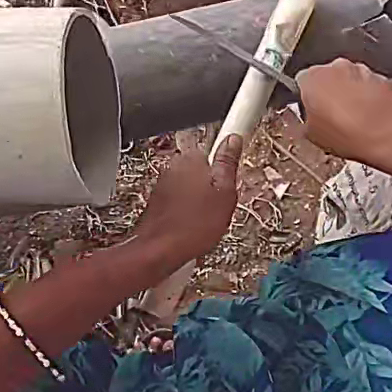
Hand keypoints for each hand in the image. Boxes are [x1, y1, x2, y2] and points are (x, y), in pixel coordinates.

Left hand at [131, 137, 242, 268]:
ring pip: (192, 186)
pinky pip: (180, 200)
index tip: (232, 177)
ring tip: (207, 220)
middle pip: (203, 170)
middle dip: (213, 186)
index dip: (227, 167)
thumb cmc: (192, 226)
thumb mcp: (225, 194)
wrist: (159, 251)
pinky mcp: (157, 200)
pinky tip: (193, 226)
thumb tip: (233, 140)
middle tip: (221, 206)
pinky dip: (187, 210)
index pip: (215, 149)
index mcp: (192, 159)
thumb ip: (228, 164)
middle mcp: (174, 166)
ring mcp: (163, 183)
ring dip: (200, 199)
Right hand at [296, 60, 391, 166]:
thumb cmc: (347, 134)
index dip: (305, 98)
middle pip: (325, 76)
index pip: (300, 81)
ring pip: (348, 78)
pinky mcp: (380, 77)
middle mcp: (334, 67)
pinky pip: (367, 84)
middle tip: (330, 116)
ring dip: (348, 92)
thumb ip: (303, 119)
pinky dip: (366, 95)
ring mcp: (359, 70)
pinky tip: (367, 115)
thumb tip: (302, 118)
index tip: (309, 111)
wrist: (386, 135)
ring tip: (351, 118)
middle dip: (327, 92)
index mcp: (310, 78)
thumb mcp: (311, 135)